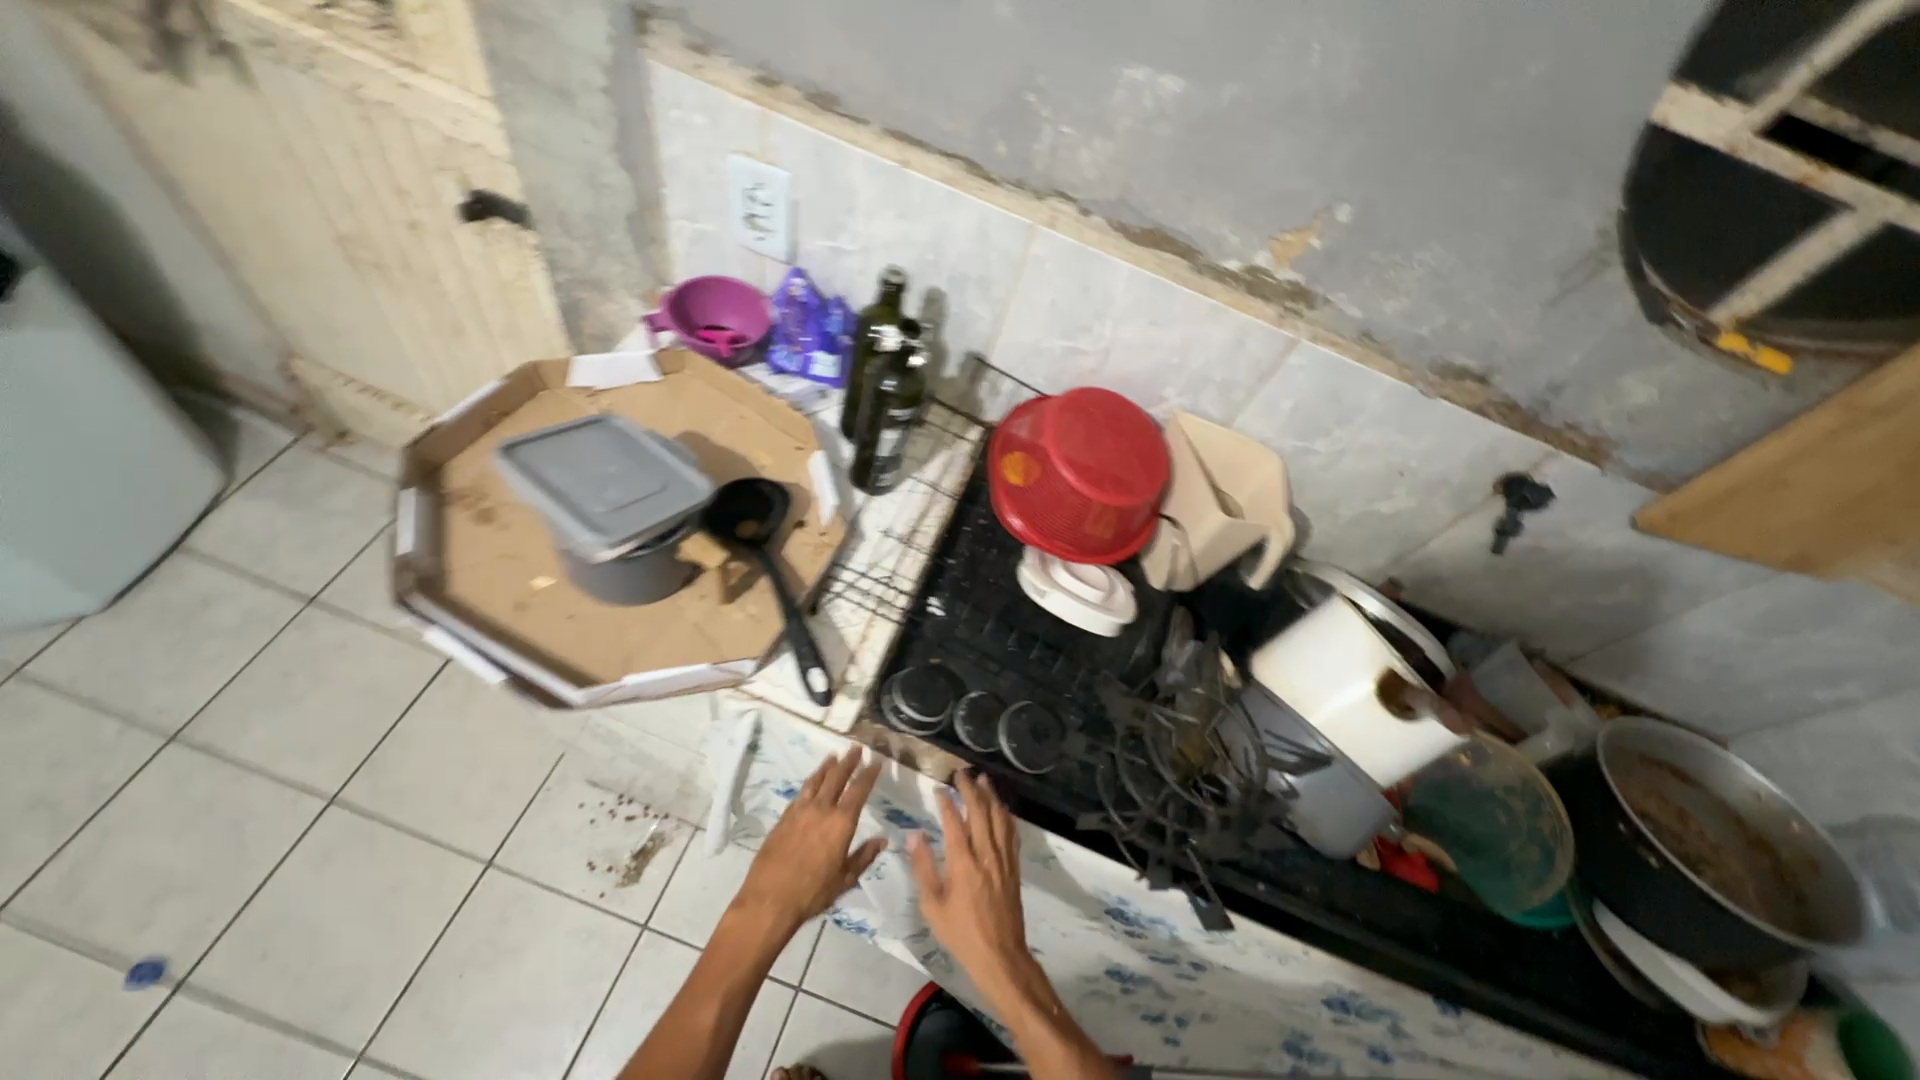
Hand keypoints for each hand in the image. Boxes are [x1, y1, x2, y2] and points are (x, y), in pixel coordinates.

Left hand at [735, 747, 885, 934]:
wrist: (770, 899)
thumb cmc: (813, 892)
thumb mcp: (846, 879)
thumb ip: (864, 856)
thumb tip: (882, 839)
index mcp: (841, 823)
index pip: (858, 790)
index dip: (868, 774)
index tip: (876, 762)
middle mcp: (821, 810)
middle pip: (836, 778)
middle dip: (848, 762)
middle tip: (855, 748)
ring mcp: (799, 812)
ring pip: (815, 781)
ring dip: (826, 767)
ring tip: (833, 756)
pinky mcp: (783, 819)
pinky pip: (800, 794)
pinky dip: (809, 783)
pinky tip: (811, 783)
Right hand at [907, 772, 1031, 994]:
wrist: (999, 954)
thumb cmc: (960, 932)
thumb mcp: (932, 904)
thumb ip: (923, 867)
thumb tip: (914, 835)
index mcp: (963, 863)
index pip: (955, 822)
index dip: (947, 802)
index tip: (939, 789)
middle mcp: (986, 855)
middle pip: (981, 812)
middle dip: (971, 790)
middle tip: (962, 774)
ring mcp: (1003, 860)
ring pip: (1000, 819)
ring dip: (991, 797)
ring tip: (983, 780)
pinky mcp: (1014, 868)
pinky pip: (1012, 834)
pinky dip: (1006, 816)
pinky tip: (1003, 809)